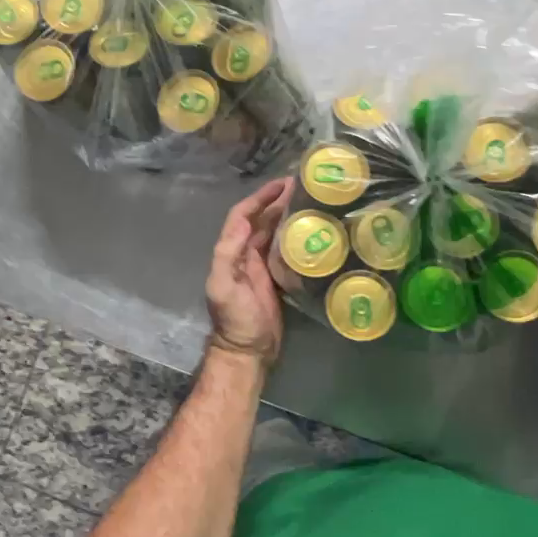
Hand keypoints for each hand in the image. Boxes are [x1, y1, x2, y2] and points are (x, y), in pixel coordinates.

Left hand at [205, 177, 292, 367]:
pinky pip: (285, 250)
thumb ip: (228, 253)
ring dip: (288, 215)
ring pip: (274, 232)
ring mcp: (261, 266)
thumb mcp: (224, 286)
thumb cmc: (235, 319)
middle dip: (277, 201)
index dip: (260, 198)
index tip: (281, 184)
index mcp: (231, 252)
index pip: (243, 215)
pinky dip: (295, 237)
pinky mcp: (276, 278)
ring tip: (310, 201)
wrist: (248, 351)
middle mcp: (245, 254)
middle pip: (261, 220)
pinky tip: (313, 231)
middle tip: (302, 186)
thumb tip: (243, 220)